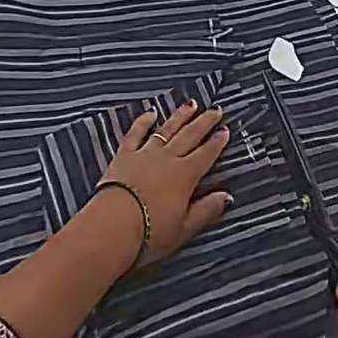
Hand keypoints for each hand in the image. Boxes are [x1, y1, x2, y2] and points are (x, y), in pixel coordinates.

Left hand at [96, 102, 231, 267]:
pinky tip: (150, 113)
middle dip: (205, 122)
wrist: (110, 229)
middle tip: (216, 110)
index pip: (206, 154)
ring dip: (180, 116)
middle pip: (190, 135)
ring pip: (167, 130)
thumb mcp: (185, 227)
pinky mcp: (123, 157)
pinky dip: (143, 122)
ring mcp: (145, 155)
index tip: (226, 130)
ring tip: (191, 104)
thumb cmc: (150, 233)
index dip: (217, 142)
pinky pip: (135, 134)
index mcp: (185, 175)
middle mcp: (168, 159)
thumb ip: (207, 210)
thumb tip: (227, 196)